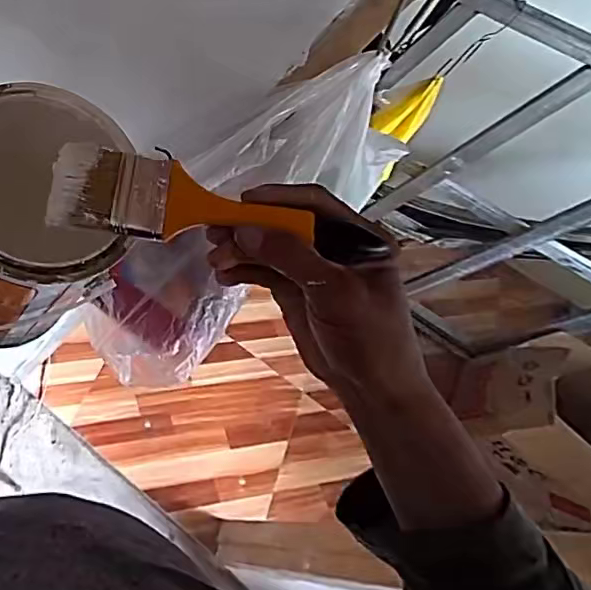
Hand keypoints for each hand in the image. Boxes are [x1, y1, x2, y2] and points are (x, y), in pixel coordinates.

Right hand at [206, 184, 431, 402]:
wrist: (374, 391)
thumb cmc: (372, 340)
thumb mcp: (335, 293)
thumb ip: (291, 257)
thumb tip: (246, 229)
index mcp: (360, 239)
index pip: (315, 204)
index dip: (278, 198)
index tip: (243, 201)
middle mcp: (334, 247)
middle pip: (284, 223)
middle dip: (249, 227)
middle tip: (216, 231)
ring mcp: (312, 266)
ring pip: (268, 245)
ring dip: (239, 249)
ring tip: (216, 259)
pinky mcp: (294, 286)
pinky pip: (262, 268)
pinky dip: (242, 269)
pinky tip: (225, 275)